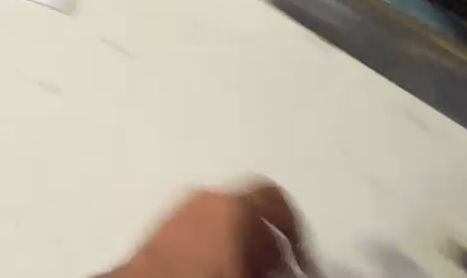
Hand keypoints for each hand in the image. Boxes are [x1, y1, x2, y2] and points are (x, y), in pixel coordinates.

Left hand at [105, 183, 307, 277]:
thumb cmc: (193, 276)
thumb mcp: (253, 272)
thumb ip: (280, 266)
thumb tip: (294, 268)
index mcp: (228, 203)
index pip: (275, 197)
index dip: (297, 230)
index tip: (303, 259)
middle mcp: (203, 197)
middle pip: (249, 209)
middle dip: (270, 244)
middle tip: (279, 271)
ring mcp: (179, 208)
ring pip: (224, 220)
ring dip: (244, 247)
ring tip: (251, 273)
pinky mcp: (162, 227)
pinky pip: (201, 228)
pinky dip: (218, 247)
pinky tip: (223, 271)